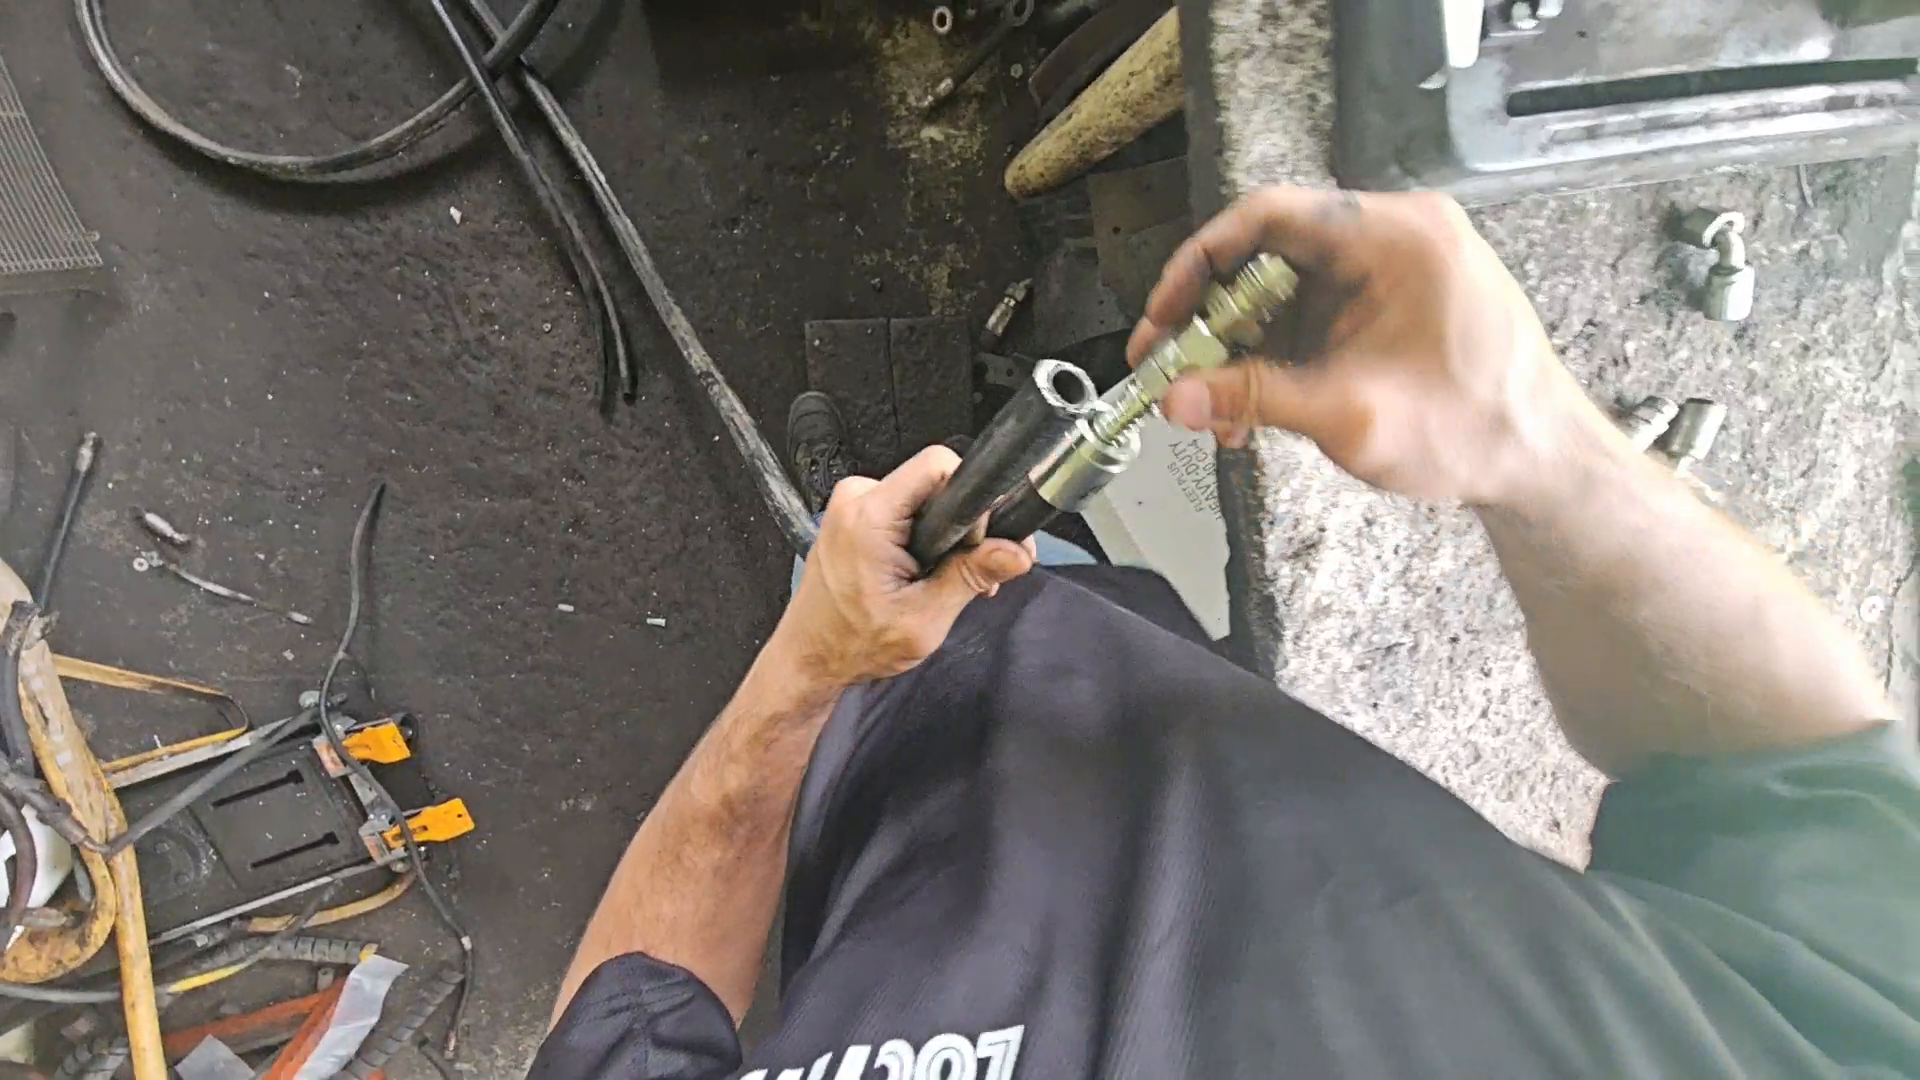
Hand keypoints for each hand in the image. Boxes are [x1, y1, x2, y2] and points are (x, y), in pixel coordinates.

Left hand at [772, 446, 1036, 686]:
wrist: (811, 656)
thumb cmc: (852, 644)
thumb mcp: (924, 618)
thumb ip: (972, 577)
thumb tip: (1015, 552)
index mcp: (869, 516)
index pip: (938, 465)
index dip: (971, 501)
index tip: (976, 540)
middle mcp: (857, 499)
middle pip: (935, 483)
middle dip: (962, 526)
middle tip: (968, 571)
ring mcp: (854, 504)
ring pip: (925, 498)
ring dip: (945, 536)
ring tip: (940, 579)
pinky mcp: (857, 514)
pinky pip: (906, 508)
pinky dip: (924, 537)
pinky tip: (925, 571)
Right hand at [1128, 187, 1610, 506]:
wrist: (1537, 462)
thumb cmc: (1467, 427)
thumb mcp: (1347, 412)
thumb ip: (1252, 398)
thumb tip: (1170, 400)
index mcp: (1392, 237)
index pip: (1268, 216)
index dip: (1198, 262)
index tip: (1161, 317)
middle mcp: (1383, 242)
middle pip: (1262, 260)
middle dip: (1206, 321)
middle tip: (1164, 368)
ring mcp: (1377, 279)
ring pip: (1272, 300)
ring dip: (1230, 355)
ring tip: (1207, 412)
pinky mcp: (1371, 314)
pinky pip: (1296, 327)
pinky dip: (1262, 366)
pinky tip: (1244, 415)